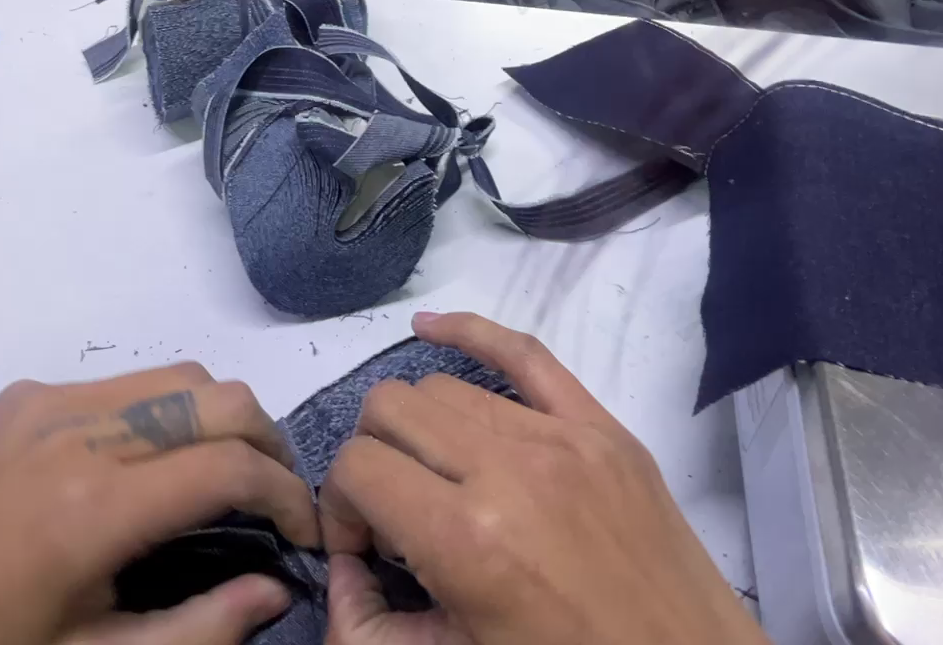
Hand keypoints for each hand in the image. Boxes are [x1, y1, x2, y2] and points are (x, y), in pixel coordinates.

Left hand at [0, 363, 317, 644]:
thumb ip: (198, 628)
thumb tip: (276, 588)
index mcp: (92, 508)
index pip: (229, 467)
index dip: (287, 496)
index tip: (306, 532)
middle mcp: (76, 430)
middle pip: (215, 395)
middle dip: (266, 441)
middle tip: (275, 499)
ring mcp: (45, 401)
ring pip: (175, 374)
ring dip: (218, 418)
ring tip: (224, 475)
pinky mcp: (21, 396)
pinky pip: (121, 384)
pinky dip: (163, 412)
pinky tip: (149, 466)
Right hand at [320, 313, 765, 644]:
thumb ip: (368, 630)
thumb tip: (339, 568)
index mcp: (468, 540)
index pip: (359, 466)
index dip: (341, 503)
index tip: (362, 544)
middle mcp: (508, 469)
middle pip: (390, 407)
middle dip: (370, 454)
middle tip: (393, 509)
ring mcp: (562, 437)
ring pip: (441, 385)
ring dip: (416, 427)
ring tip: (434, 474)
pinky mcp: (603, 427)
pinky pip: (524, 352)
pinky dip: (468, 330)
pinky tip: (428, 327)